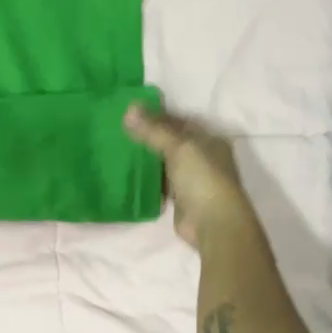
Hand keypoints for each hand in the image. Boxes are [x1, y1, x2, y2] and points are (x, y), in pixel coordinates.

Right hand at [124, 103, 250, 247]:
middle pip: (171, 142)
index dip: (157, 116)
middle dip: (148, 137)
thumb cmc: (202, 179)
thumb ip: (153, 130)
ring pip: (164, 163)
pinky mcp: (181, 198)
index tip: (129, 113)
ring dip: (146, 159)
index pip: (180, 122)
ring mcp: (192, 178)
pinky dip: (147, 180)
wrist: (213, 223)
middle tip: (118, 131)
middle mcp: (203, 156)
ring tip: (118, 151)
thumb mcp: (178, 148)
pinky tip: (127, 176)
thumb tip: (129, 109)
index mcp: (209, 139)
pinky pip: (160, 183)